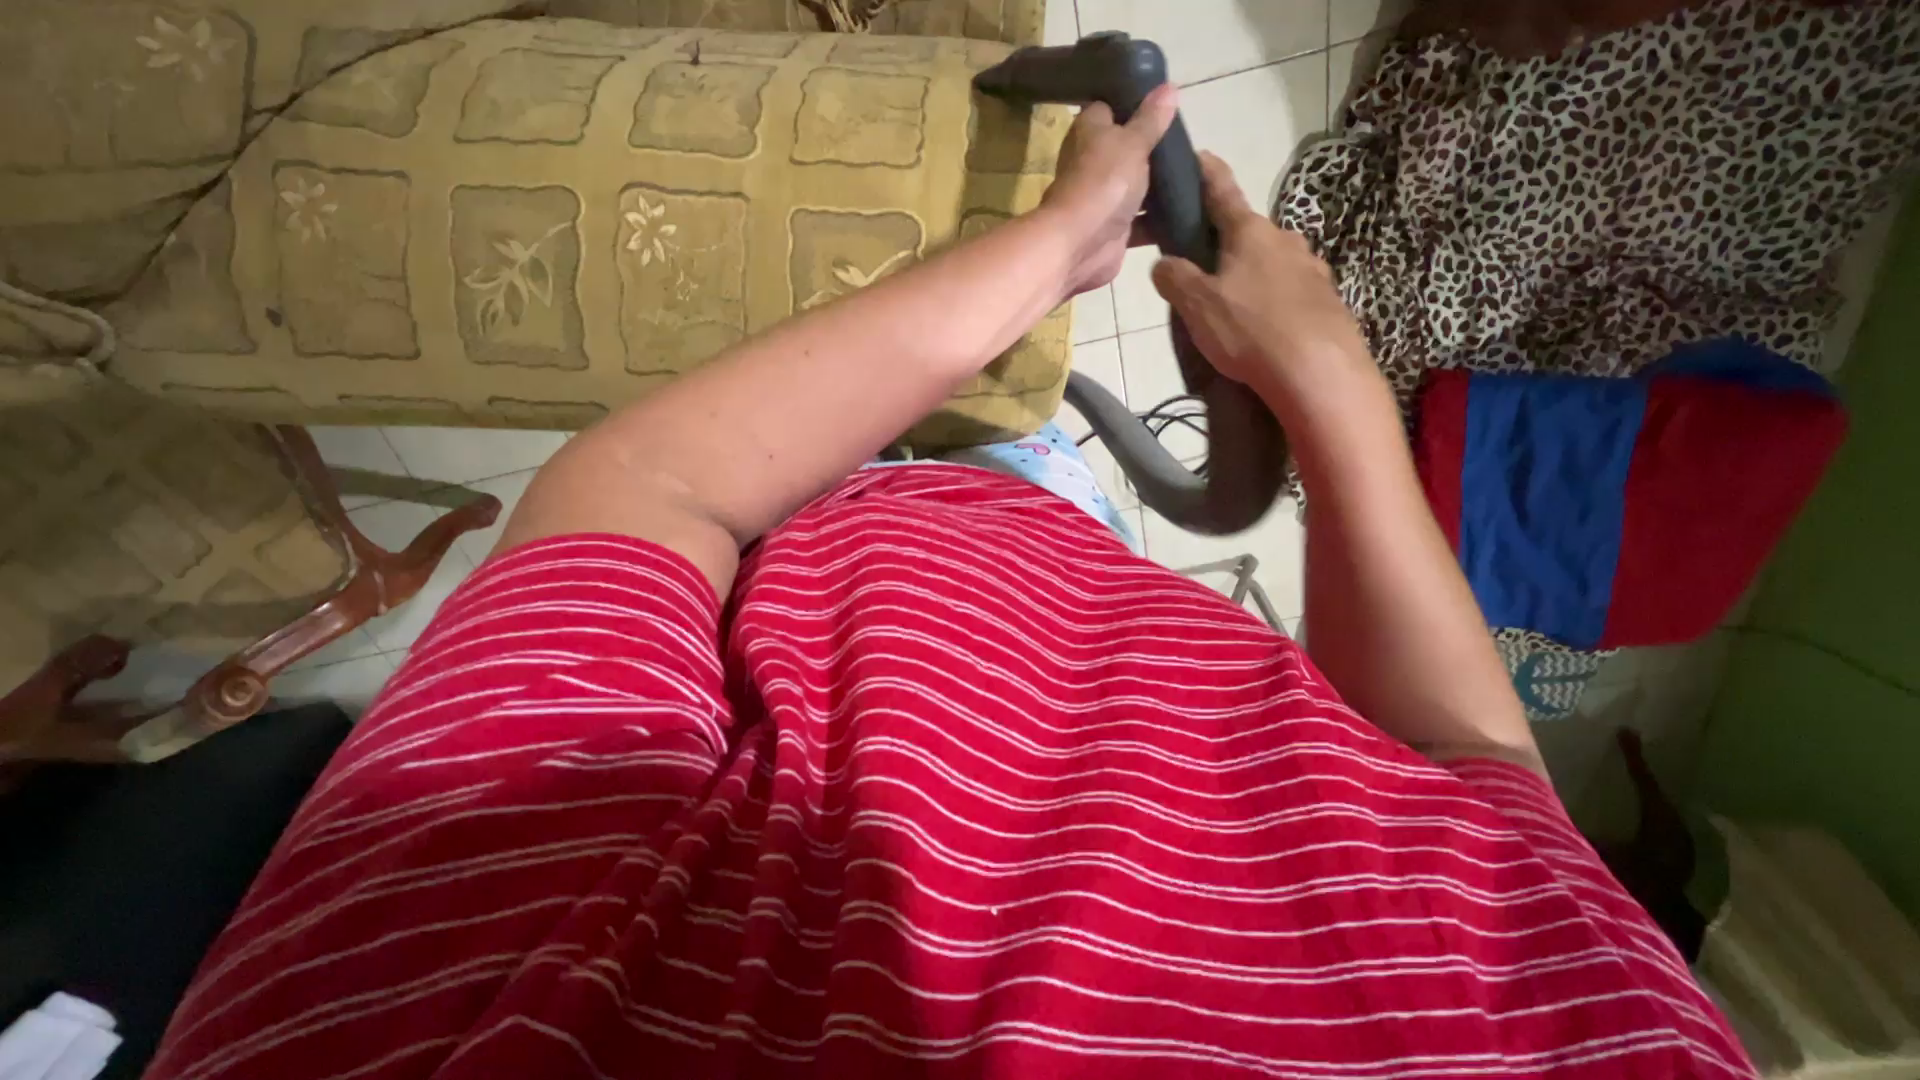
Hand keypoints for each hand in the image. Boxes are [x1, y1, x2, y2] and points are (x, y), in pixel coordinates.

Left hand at [1038, 84, 1178, 299]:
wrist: (1080, 244)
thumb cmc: (1103, 182)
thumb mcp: (1133, 142)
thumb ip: (1151, 119)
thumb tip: (1169, 87)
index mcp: (1089, 130)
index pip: (1111, 106)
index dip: (1135, 103)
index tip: (1165, 103)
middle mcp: (1092, 161)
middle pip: (1127, 148)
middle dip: (1154, 147)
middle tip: (1188, 141)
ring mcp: (1102, 197)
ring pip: (1136, 185)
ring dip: (1160, 185)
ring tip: (1196, 173)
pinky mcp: (1114, 229)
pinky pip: (1142, 221)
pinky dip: (1160, 219)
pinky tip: (1188, 210)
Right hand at [1150, 152, 1388, 430]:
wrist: (1319, 372)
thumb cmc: (1250, 330)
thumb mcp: (1196, 306)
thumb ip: (1174, 278)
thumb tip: (1165, 263)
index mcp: (1250, 232)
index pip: (1221, 190)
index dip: (1205, 172)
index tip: (1197, 155)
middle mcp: (1285, 240)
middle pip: (1247, 234)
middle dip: (1225, 246)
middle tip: (1201, 273)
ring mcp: (1312, 270)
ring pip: (1270, 265)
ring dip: (1250, 278)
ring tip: (1233, 313)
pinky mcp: (1328, 302)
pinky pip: (1290, 295)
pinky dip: (1273, 305)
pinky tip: (1264, 332)